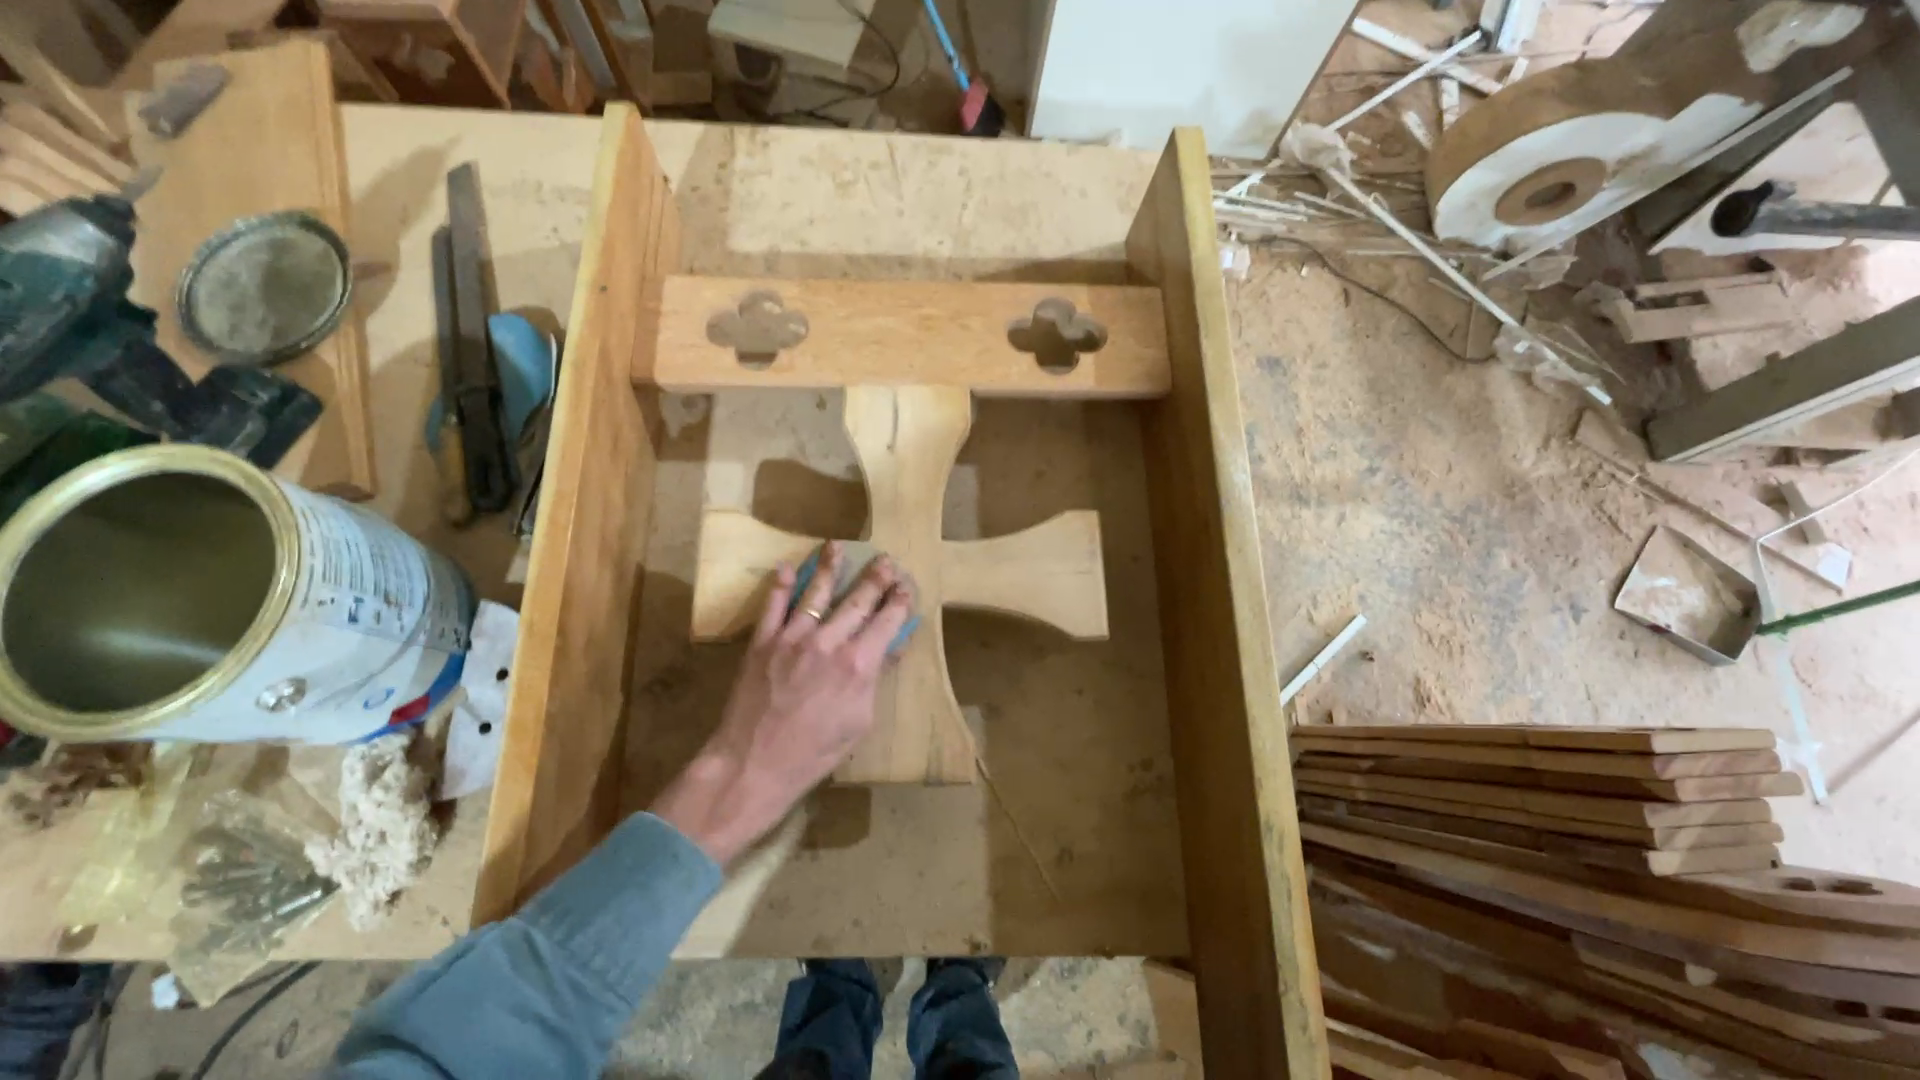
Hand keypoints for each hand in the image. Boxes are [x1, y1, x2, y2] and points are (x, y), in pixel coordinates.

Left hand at [650, 542, 914, 864]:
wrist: (754, 763)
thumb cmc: (815, 753)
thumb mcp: (859, 723)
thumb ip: (874, 681)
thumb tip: (889, 651)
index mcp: (859, 664)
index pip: (886, 622)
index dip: (899, 602)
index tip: (906, 587)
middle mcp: (829, 642)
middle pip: (857, 600)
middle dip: (875, 578)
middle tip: (885, 560)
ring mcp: (792, 638)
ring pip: (815, 593)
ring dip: (829, 568)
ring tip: (837, 546)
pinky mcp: (762, 642)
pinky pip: (772, 606)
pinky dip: (779, 585)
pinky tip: (785, 568)